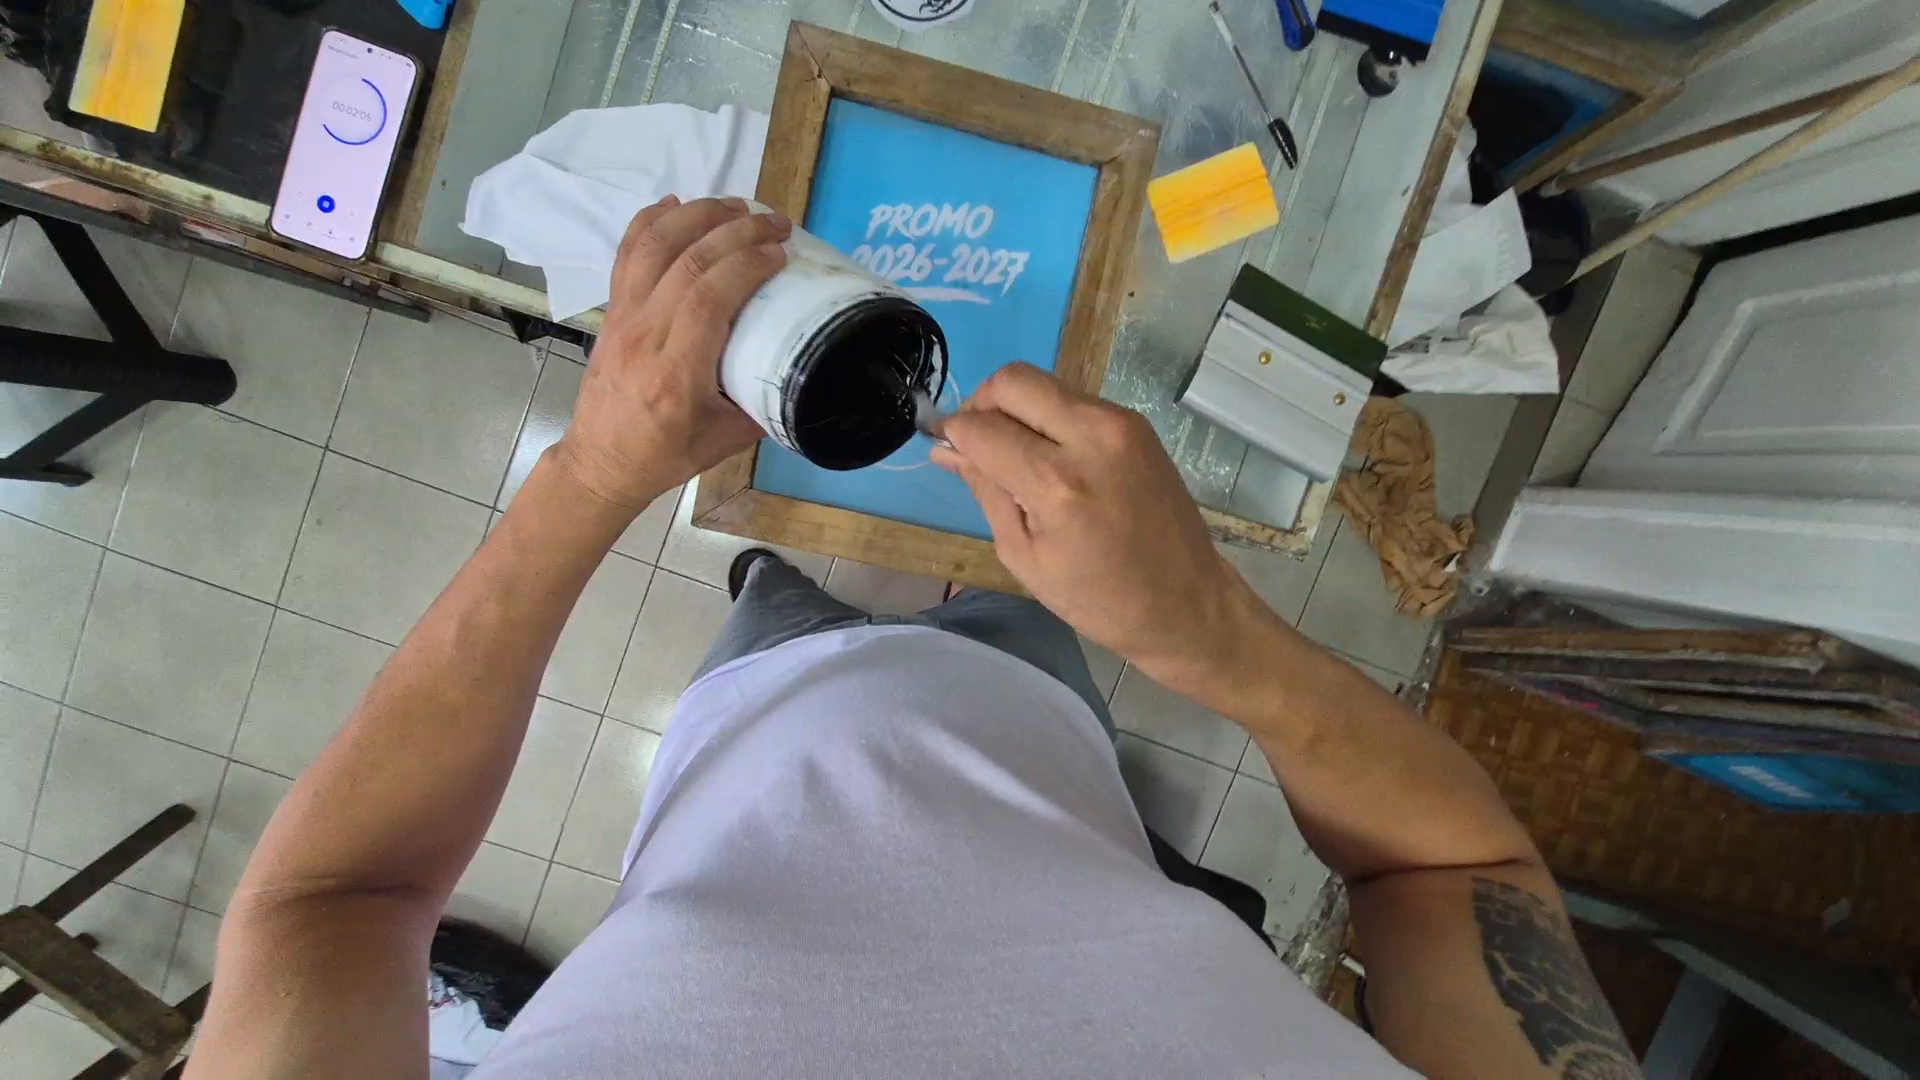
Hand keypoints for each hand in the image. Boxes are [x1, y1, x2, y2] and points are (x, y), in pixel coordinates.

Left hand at [553, 196, 791, 513]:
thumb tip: (797, 365)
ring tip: (736, 205)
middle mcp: (644, 335)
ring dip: (698, 215)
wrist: (603, 461)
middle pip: (686, 261)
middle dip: (735, 230)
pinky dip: (653, 220)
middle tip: (775, 222)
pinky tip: (678, 204)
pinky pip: (629, 252)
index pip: (708, 299)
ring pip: (654, 246)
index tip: (780, 254)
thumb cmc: (666, 455)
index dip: (746, 265)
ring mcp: (623, 317)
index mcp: (676, 373)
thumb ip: (762, 402)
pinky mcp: (613, 310)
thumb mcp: (727, 440)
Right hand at [931, 363, 1268, 677]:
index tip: (945, 446)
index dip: (953, 432)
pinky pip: (1074, 400)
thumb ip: (986, 491)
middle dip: (982, 405)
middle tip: (981, 444)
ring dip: (1017, 410)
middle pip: (1012, 380)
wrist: (1187, 602)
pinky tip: (1053, 459)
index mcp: (1057, 483)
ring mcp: (1120, 423)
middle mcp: (1091, 436)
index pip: (981, 427)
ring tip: (1019, 458)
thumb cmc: (1098, 598)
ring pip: (1044, 384)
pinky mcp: (1137, 423)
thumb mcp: (1025, 556)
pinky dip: (1049, 418)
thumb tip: (947, 448)